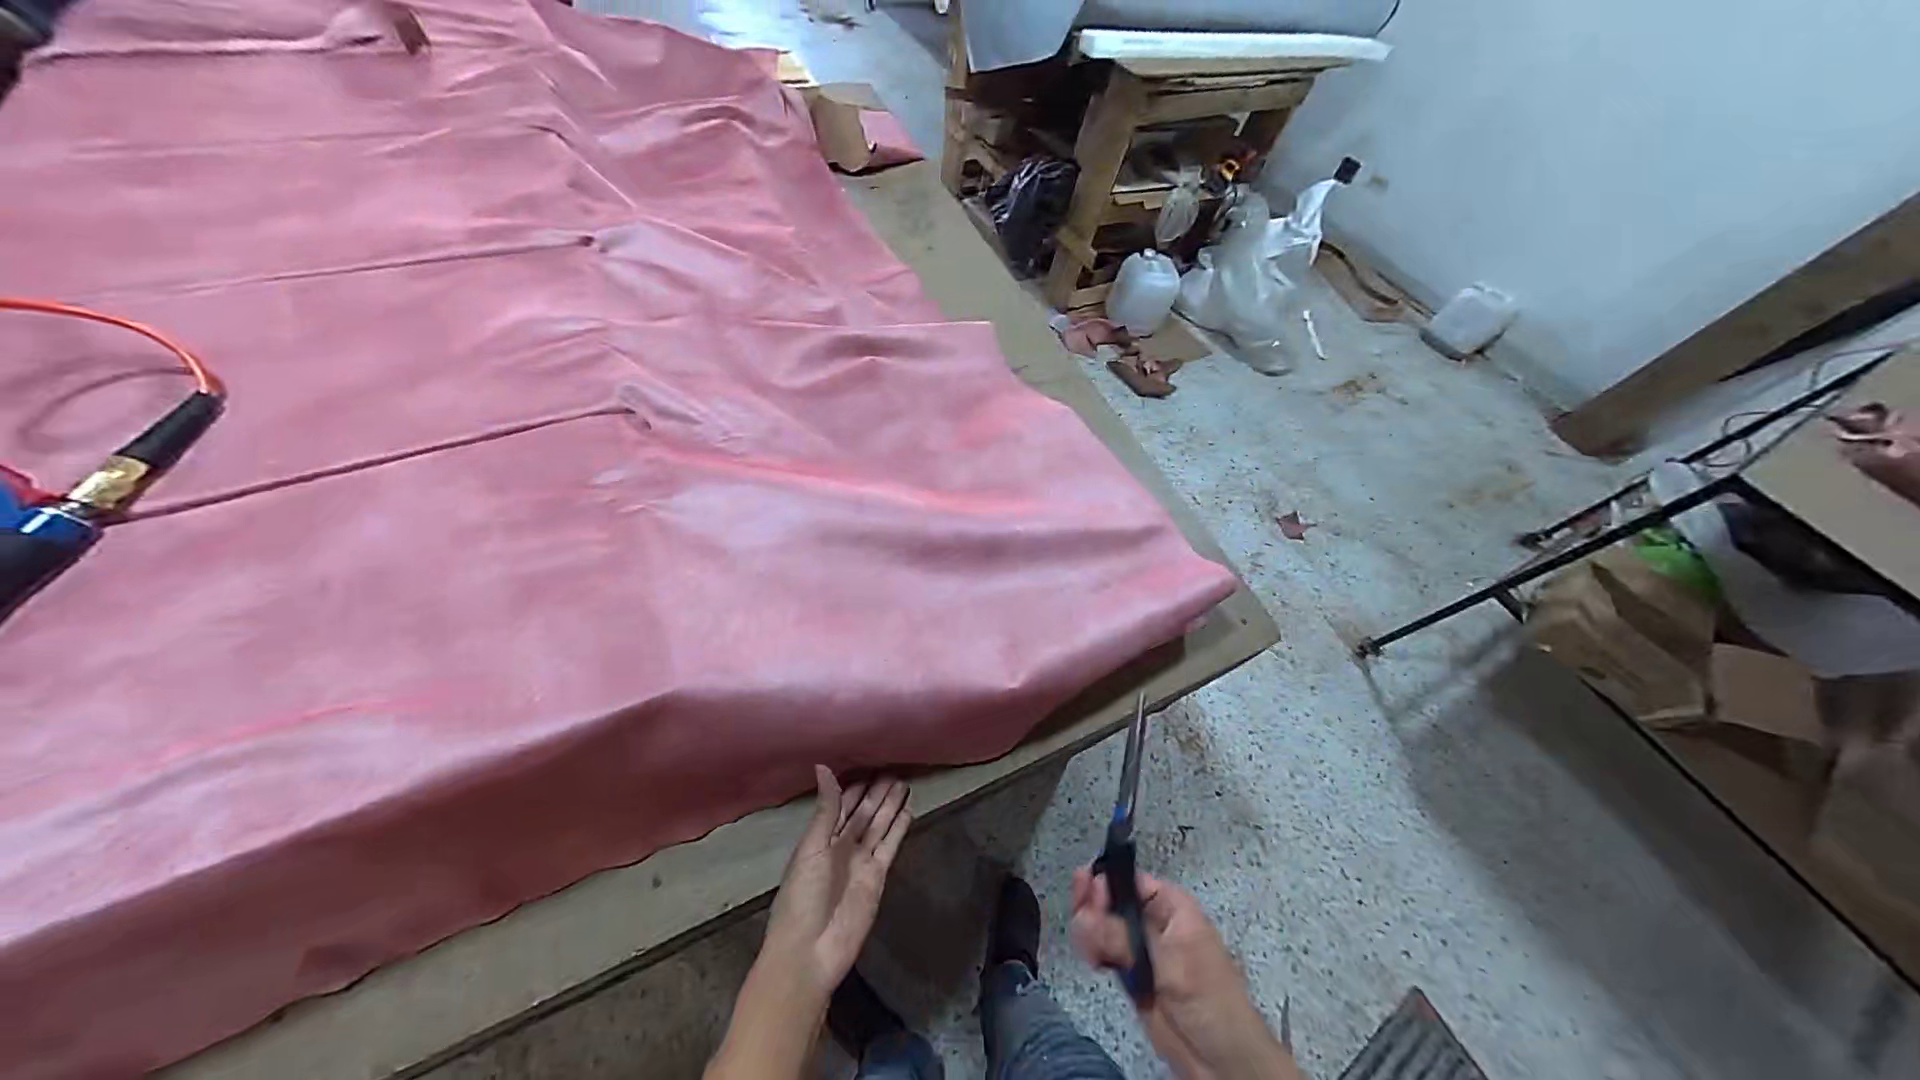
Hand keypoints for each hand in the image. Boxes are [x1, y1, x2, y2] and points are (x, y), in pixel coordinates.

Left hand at [707, 768, 911, 1079]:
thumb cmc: (802, 897)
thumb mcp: (811, 848)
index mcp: (820, 838)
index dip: (854, 786)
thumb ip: (825, 809)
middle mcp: (842, 846)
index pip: (841, 805)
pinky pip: (890, 845)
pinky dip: (898, 828)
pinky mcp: (878, 876)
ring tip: (904, 782)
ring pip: (879, 825)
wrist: (810, 951)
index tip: (870, 762)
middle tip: (895, 767)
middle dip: (877, 792)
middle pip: (864, 813)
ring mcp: (861, 861)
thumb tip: (823, 767)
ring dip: (890, 805)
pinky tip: (908, 810)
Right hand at [1072, 869, 1300, 1079]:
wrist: (1221, 1060)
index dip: (1105, 883)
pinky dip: (1091, 951)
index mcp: (1170, 906)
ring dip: (1088, 932)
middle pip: (1110, 899)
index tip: (1086, 894)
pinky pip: (1101, 951)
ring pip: (1100, 924)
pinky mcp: (1130, 974)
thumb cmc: (1210, 1000)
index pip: (1129, 880)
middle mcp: (1152, 920)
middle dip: (1091, 907)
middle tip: (1084, 925)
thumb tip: (1084, 915)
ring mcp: (1139, 948)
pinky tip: (1094, 962)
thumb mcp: (1171, 962)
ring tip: (1092, 952)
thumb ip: (1125, 938)